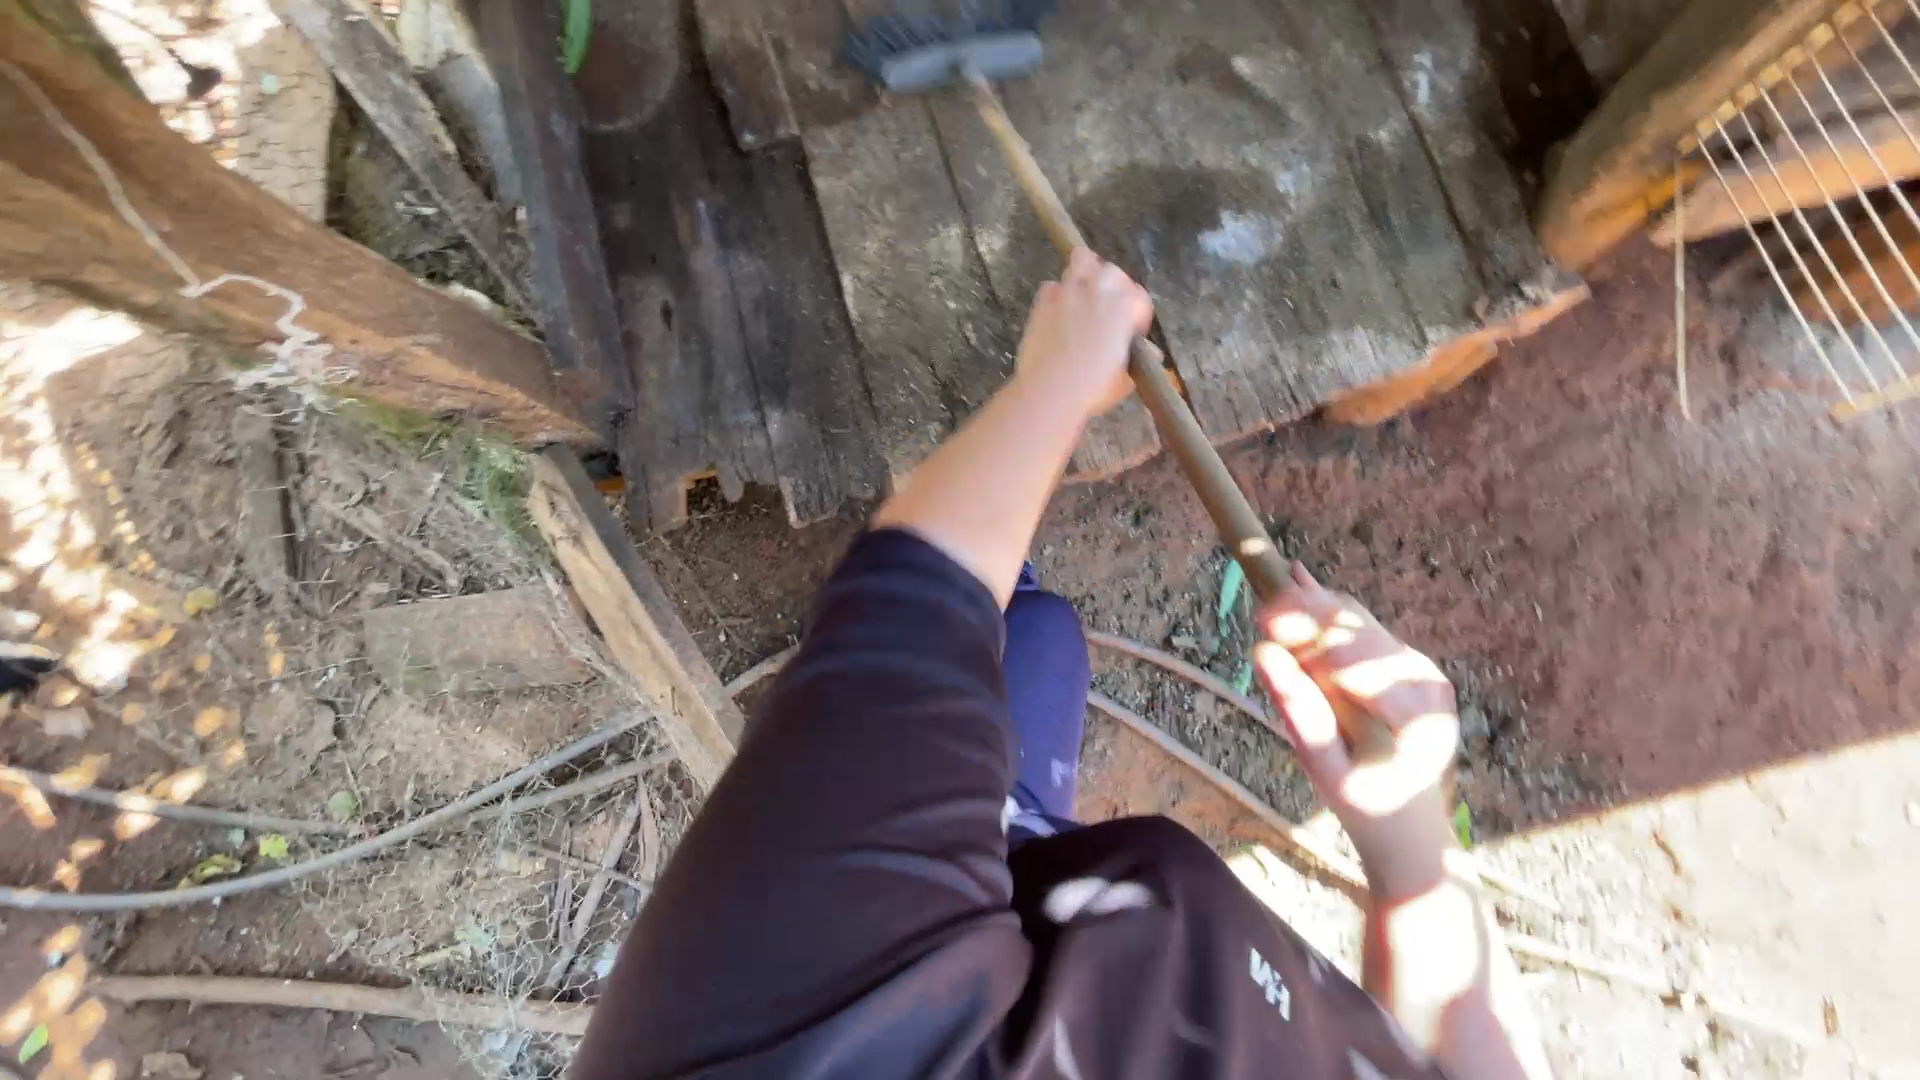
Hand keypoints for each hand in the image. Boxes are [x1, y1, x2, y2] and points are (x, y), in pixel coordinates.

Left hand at [1013, 247, 1152, 415]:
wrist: (1049, 391)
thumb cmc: (1093, 388)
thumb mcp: (1127, 378)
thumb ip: (1137, 357)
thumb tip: (1148, 352)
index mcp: (1127, 307)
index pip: (1141, 298)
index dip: (1138, 315)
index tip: (1131, 331)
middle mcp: (1100, 290)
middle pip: (1114, 272)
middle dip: (1114, 287)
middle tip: (1108, 311)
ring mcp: (1070, 290)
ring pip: (1082, 260)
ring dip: (1086, 274)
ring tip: (1084, 296)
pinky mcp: (1044, 299)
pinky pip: (1053, 285)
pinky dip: (1057, 294)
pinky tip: (1057, 312)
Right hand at [1253, 562, 1460, 901]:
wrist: (1410, 825)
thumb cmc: (1367, 805)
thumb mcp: (1327, 770)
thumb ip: (1300, 713)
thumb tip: (1262, 654)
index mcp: (1416, 714)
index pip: (1358, 659)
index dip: (1310, 637)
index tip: (1265, 625)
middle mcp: (1425, 681)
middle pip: (1357, 631)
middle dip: (1306, 617)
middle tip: (1260, 612)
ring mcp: (1418, 668)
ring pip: (1357, 622)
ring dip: (1310, 609)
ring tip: (1268, 605)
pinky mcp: (1404, 663)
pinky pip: (1359, 625)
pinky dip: (1325, 608)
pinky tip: (1298, 577)